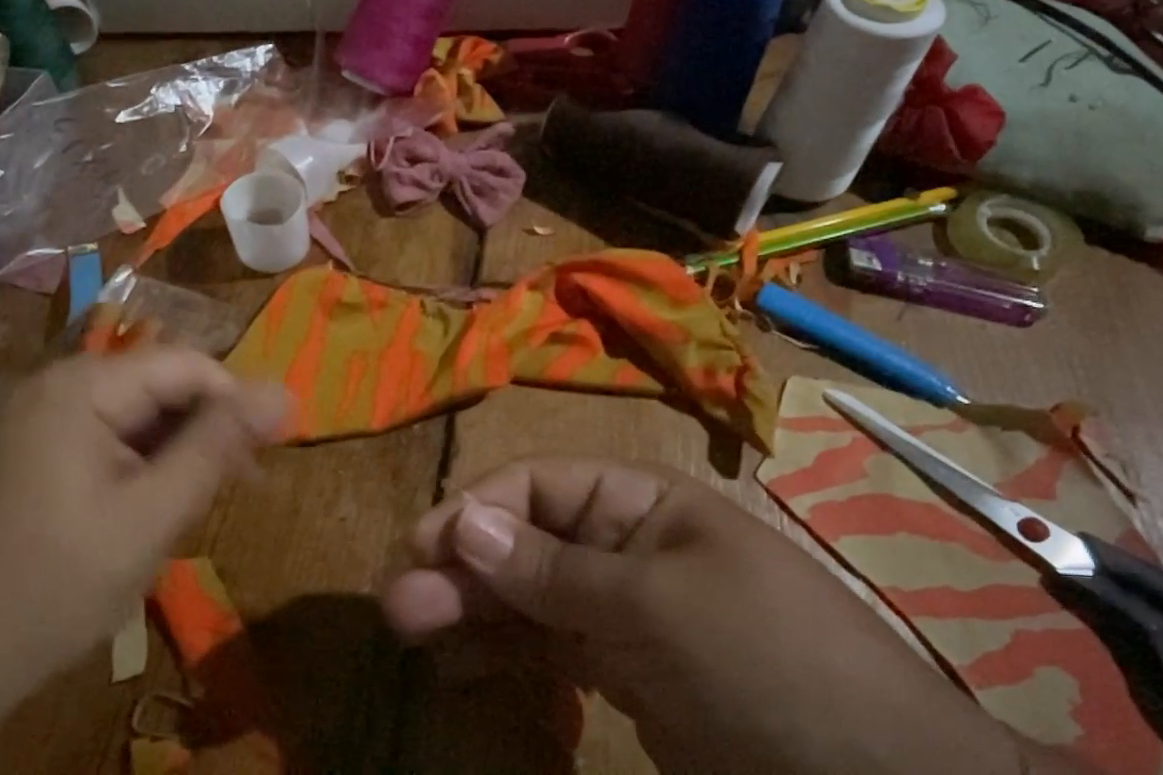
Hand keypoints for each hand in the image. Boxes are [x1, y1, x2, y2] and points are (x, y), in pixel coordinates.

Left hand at [0, 347, 284, 774]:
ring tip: (189, 508)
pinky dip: (136, 465)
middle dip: (203, 429)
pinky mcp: (26, 452)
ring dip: (172, 452)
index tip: (271, 453)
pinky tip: (145, 511)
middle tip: (236, 488)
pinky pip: (101, 438)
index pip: (187, 364)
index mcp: (80, 386)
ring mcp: (33, 419)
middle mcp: (53, 385)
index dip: (237, 401)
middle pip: (157, 384)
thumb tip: (285, 391)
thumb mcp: (151, 517)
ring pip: (132, 414)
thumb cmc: (56, 586)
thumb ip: (217, 447)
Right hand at [383, 458, 1083, 774]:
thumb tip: (463, 523)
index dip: (474, 513)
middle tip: (395, 609)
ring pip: (527, 599)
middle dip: (461, 570)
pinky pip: (549, 650)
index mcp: (642, 503)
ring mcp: (625, 614)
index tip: (417, 551)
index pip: (537, 487)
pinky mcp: (627, 674)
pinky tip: (459, 666)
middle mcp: (625, 546)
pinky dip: (504, 655)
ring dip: (471, 613)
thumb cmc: (766, 662)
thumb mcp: (655, 605)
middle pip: (523, 544)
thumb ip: (552, 570)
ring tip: (414, 638)